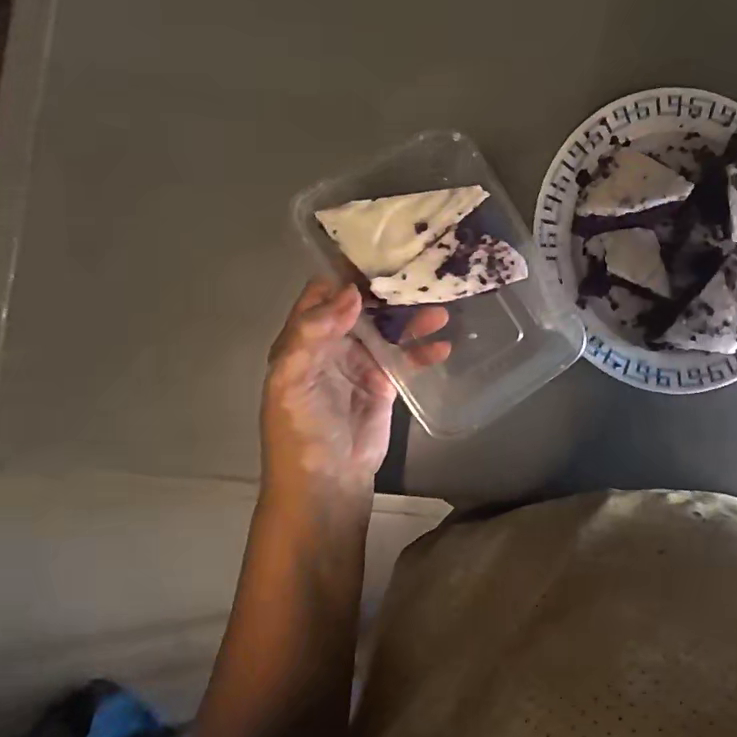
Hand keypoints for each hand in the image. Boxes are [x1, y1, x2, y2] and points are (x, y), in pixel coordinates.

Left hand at [262, 278, 449, 486]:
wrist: (326, 483)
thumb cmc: (301, 431)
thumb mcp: (292, 381)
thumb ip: (312, 334)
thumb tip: (351, 292)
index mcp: (303, 340)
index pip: (323, 295)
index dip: (345, 273)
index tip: (378, 252)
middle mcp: (332, 345)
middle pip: (362, 307)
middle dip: (388, 291)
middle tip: (419, 272)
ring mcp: (361, 363)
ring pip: (389, 329)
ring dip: (412, 318)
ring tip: (439, 308)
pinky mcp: (385, 383)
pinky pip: (406, 359)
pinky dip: (424, 351)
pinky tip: (443, 345)